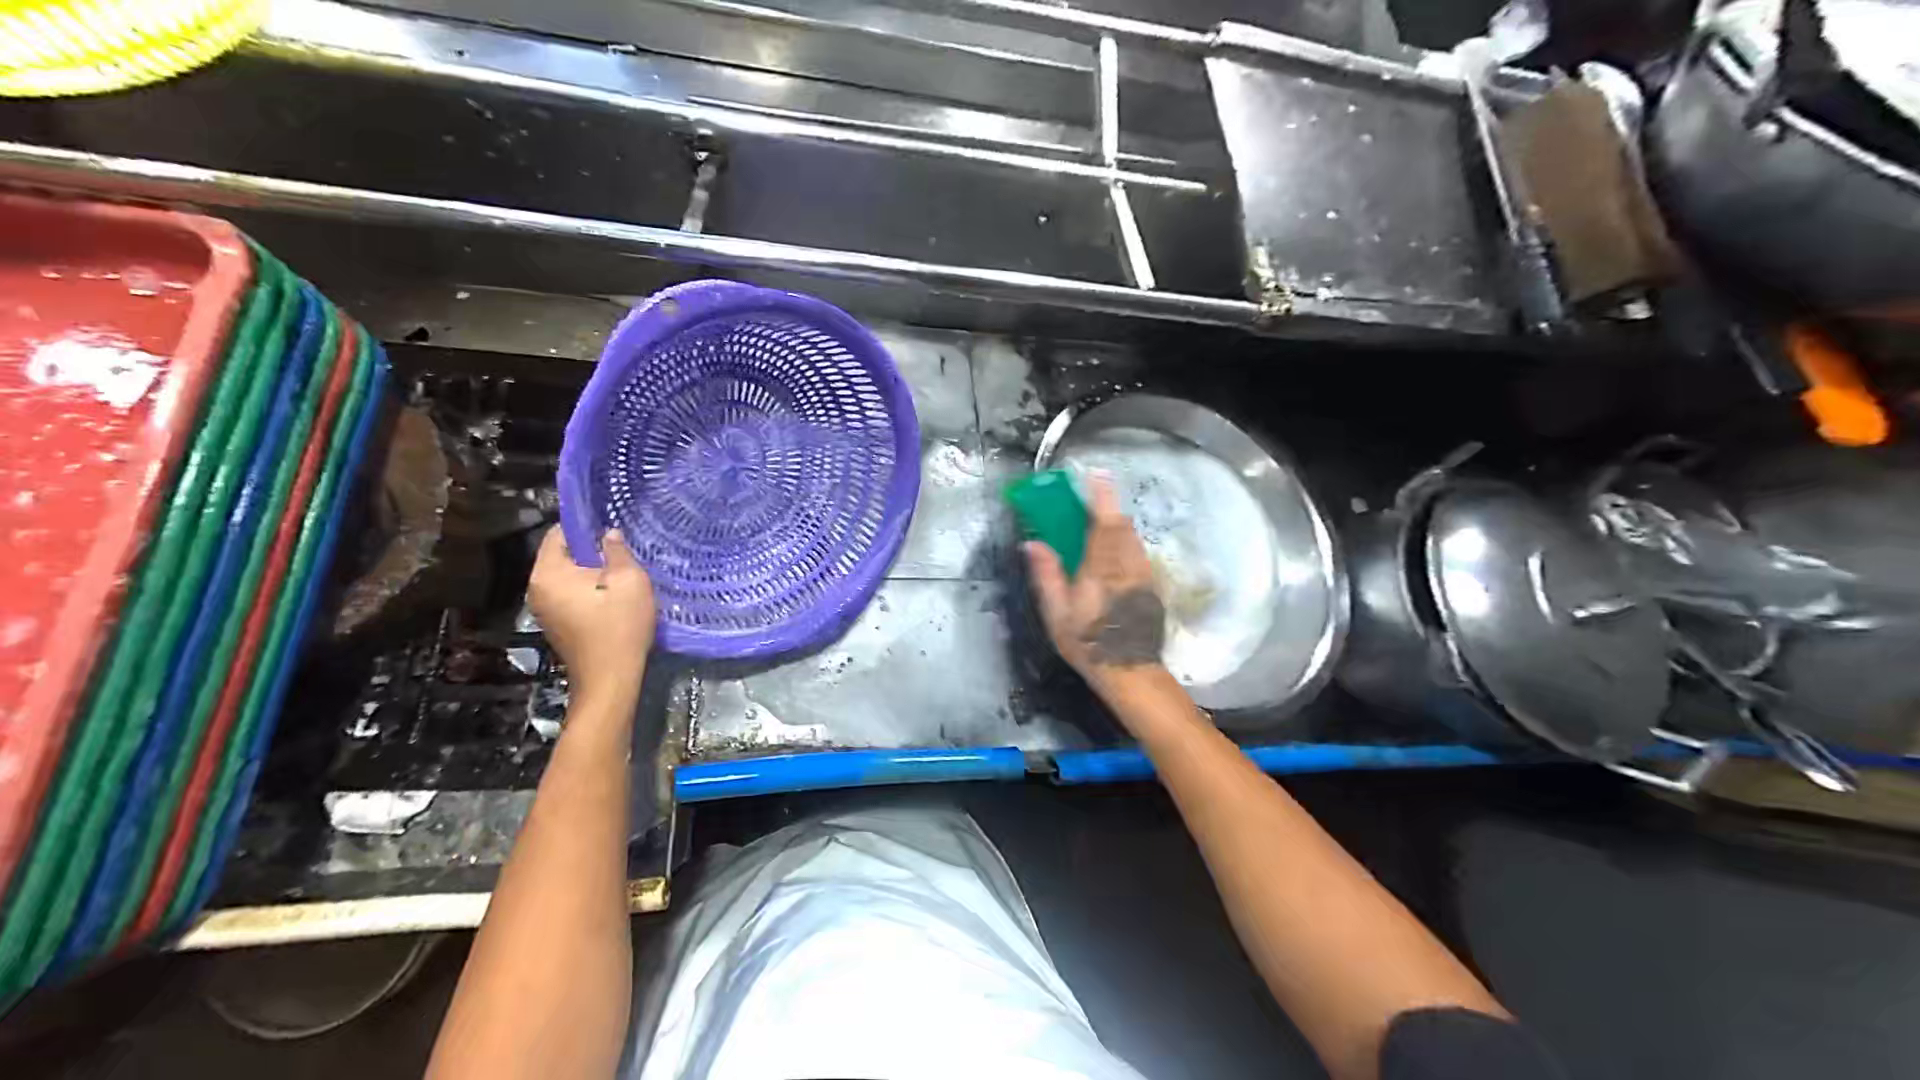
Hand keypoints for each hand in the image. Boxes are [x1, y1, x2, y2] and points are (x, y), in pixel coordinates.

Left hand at [528, 527, 655, 709]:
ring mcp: (543, 607)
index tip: (611, 525)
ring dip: (591, 570)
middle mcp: (536, 587)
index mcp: (548, 573)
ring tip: (620, 572)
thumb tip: (609, 534)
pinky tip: (611, 595)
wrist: (610, 678)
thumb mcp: (629, 580)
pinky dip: (587, 588)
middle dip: (590, 550)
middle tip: (621, 551)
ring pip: (567, 575)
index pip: (559, 533)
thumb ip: (617, 551)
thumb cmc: (619, 625)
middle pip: (561, 554)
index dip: (586, 525)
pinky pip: (569, 593)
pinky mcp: (555, 622)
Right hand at [1023, 475, 1169, 694]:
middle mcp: (1127, 565)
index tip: (1095, 474)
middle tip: (1089, 501)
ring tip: (1098, 527)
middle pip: (1121, 524)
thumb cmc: (1088, 643)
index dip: (1101, 495)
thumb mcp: (1057, 613)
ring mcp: (1143, 574)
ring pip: (1132, 537)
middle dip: (1106, 507)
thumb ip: (1046, 574)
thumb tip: (1032, 543)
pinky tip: (1112, 557)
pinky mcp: (1151, 585)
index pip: (1104, 521)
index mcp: (1102, 568)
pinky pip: (1138, 552)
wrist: (1130, 671)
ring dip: (1116, 525)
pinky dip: (1124, 543)